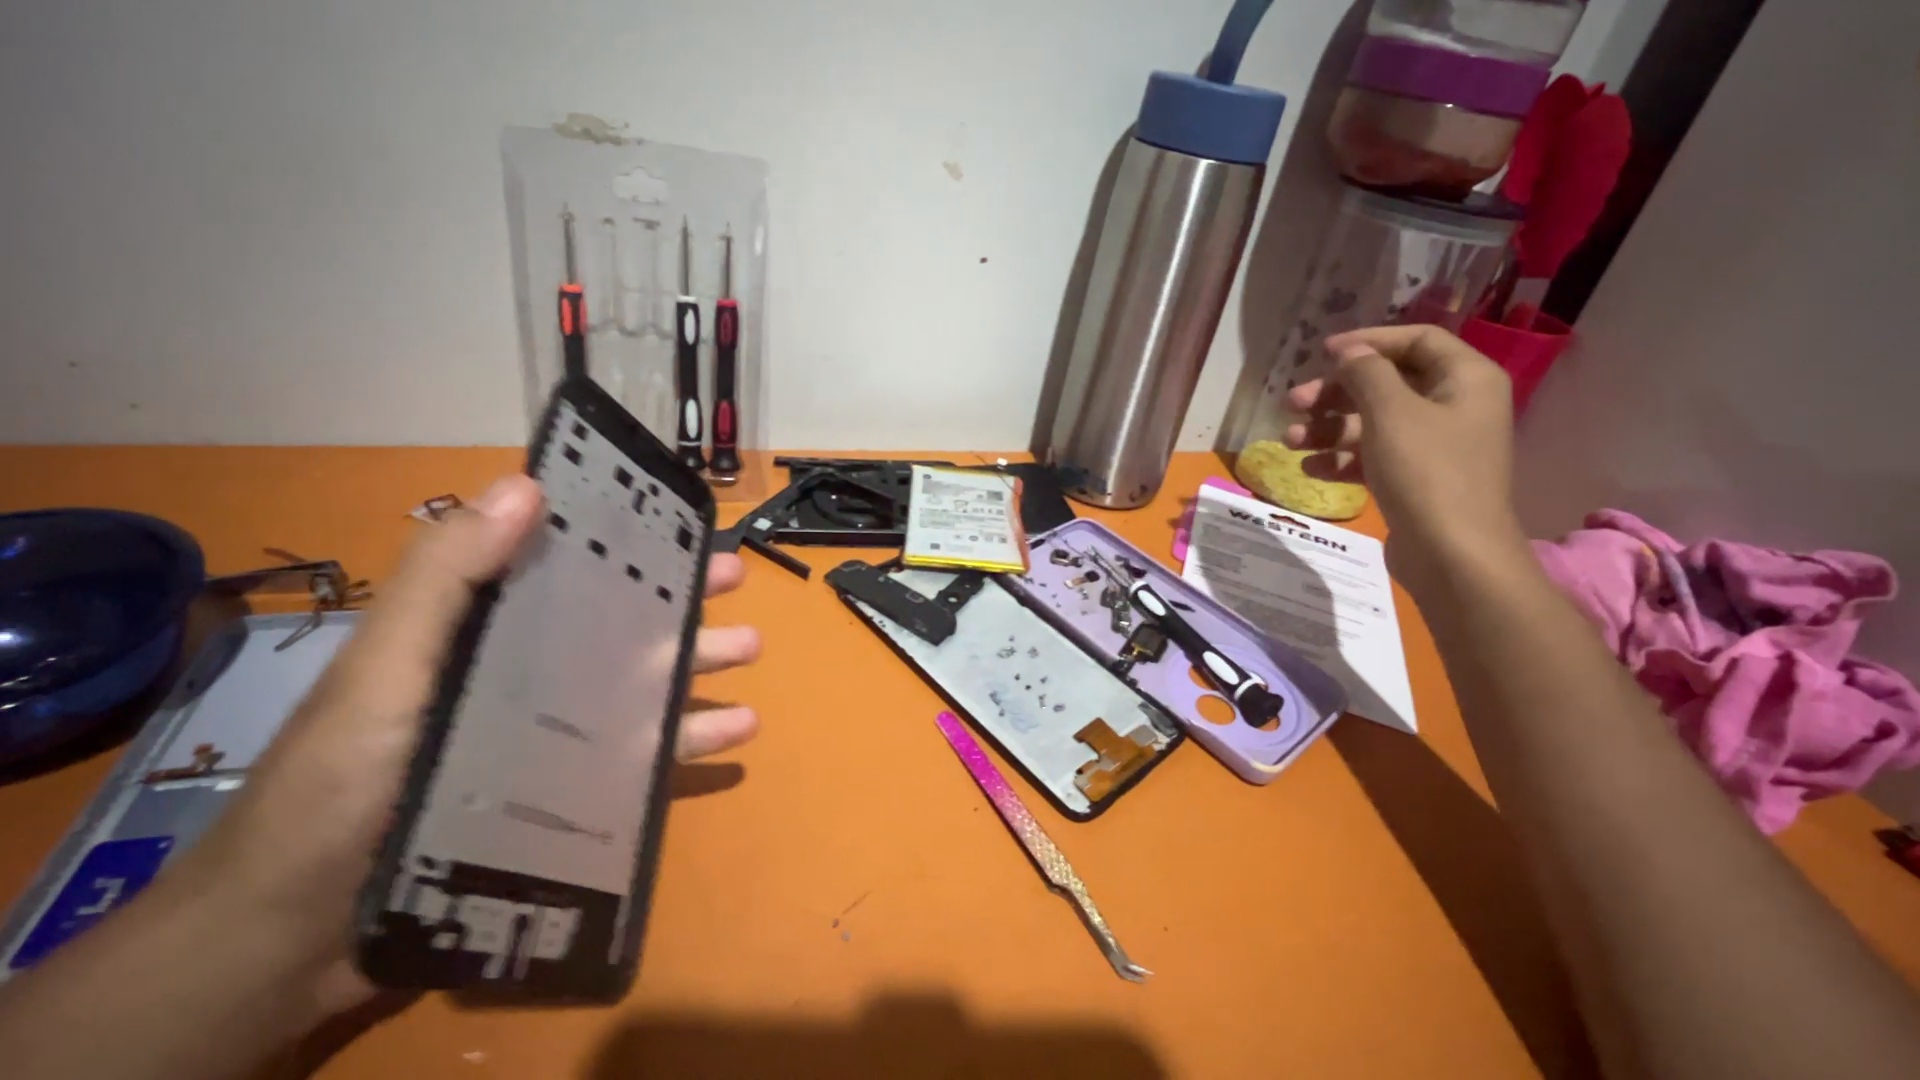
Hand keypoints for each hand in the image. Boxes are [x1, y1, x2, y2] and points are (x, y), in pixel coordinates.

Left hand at [173, 475, 760, 1023]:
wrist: (300, 931)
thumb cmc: (342, 782)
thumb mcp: (390, 666)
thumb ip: (448, 576)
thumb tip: (527, 485)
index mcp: (478, 633)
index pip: (559, 568)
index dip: (617, 540)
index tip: (672, 522)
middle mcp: (519, 679)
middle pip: (611, 626)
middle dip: (675, 598)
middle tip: (736, 580)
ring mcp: (545, 743)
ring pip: (637, 688)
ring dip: (695, 664)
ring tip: (750, 648)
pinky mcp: (563, 801)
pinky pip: (640, 761)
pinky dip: (689, 742)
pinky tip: (735, 731)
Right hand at [1283, 325, 1528, 584]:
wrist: (1454, 556)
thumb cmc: (1427, 472)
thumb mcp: (1391, 412)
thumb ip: (1367, 373)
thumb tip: (1349, 353)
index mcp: (1465, 379)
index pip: (1416, 340)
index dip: (1368, 341)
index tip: (1322, 353)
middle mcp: (1455, 406)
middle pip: (1387, 384)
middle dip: (1335, 393)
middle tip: (1292, 403)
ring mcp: (1436, 446)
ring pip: (1374, 423)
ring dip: (1329, 428)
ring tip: (1289, 441)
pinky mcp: (1417, 480)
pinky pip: (1374, 456)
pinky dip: (1342, 459)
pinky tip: (1309, 469)